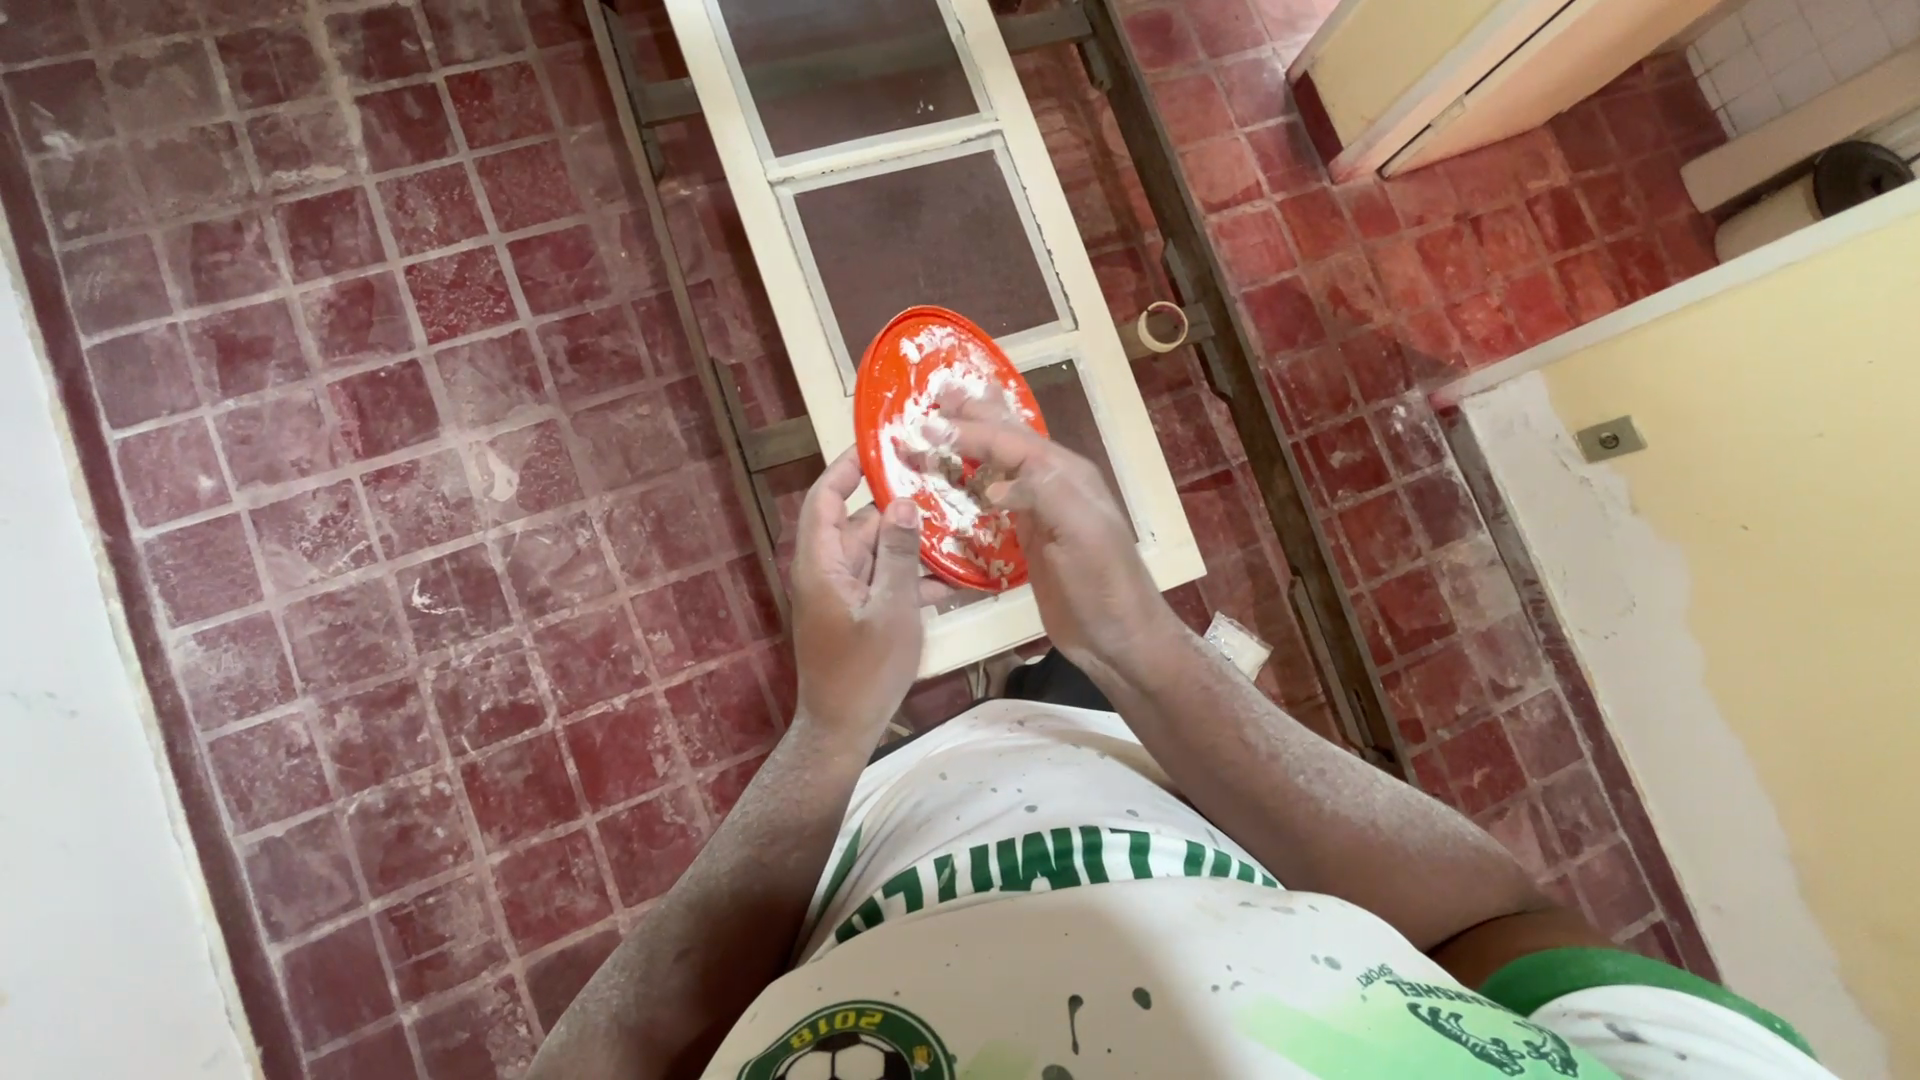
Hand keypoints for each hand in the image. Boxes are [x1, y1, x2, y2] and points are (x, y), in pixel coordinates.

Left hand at [789, 449, 944, 746]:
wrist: (842, 728)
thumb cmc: (864, 670)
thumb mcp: (890, 609)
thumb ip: (896, 554)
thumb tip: (903, 503)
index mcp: (821, 564)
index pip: (826, 499)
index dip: (845, 468)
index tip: (876, 445)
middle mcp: (826, 571)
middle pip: (857, 525)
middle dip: (894, 507)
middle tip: (936, 486)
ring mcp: (841, 594)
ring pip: (874, 554)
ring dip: (907, 546)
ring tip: (953, 528)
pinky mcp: (855, 614)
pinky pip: (880, 582)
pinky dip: (906, 578)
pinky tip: (948, 580)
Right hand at [937, 397, 1179, 676]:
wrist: (1118, 639)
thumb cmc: (1103, 586)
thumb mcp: (1083, 534)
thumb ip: (1045, 495)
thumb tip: (996, 479)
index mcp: (1067, 475)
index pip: (1012, 442)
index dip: (971, 430)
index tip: (927, 425)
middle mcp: (1054, 484)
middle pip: (1009, 441)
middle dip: (974, 417)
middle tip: (936, 398)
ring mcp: (1041, 512)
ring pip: (1000, 466)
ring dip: (970, 446)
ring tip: (941, 427)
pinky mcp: (1029, 539)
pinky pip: (995, 502)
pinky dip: (972, 486)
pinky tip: (956, 482)